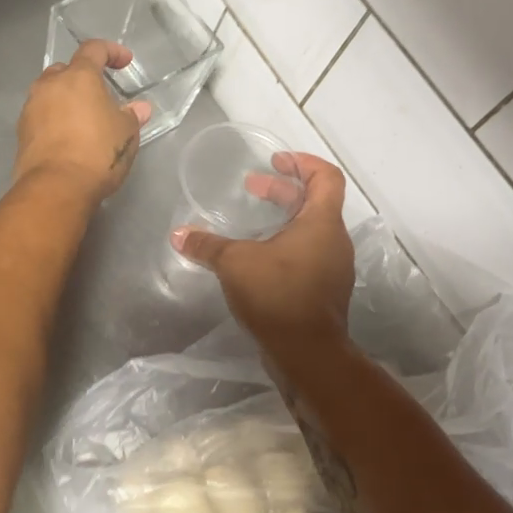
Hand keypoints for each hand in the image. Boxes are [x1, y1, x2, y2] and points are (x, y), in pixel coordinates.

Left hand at [14, 39, 150, 200]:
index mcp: (78, 76)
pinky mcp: (21, 133)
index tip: (124, 62)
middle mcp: (49, 86)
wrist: (55, 188)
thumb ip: (131, 116)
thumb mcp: (125, 134)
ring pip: (49, 93)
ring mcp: (31, 109)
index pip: (94, 50)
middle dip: (83, 77)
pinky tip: (67, 137)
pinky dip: (53, 120)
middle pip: (65, 70)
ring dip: (65, 100)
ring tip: (82, 118)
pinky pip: (40, 116)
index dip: (111, 52)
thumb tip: (139, 109)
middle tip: (99, 95)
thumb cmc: (97, 153)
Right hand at [172, 152, 355, 349]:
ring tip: (252, 227)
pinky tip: (259, 262)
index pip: (325, 177)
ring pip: (310, 232)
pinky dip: (286, 249)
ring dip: (284, 222)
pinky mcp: (325, 292)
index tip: (275, 161)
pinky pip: (308, 257)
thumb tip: (178, 235)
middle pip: (314, 203)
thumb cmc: (277, 294)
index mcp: (321, 222)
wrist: (307, 351)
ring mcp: (333, 268)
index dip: (302, 163)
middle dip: (282, 192)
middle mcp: (334, 240)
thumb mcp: (235, 263)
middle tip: (252, 188)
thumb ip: (207, 246)